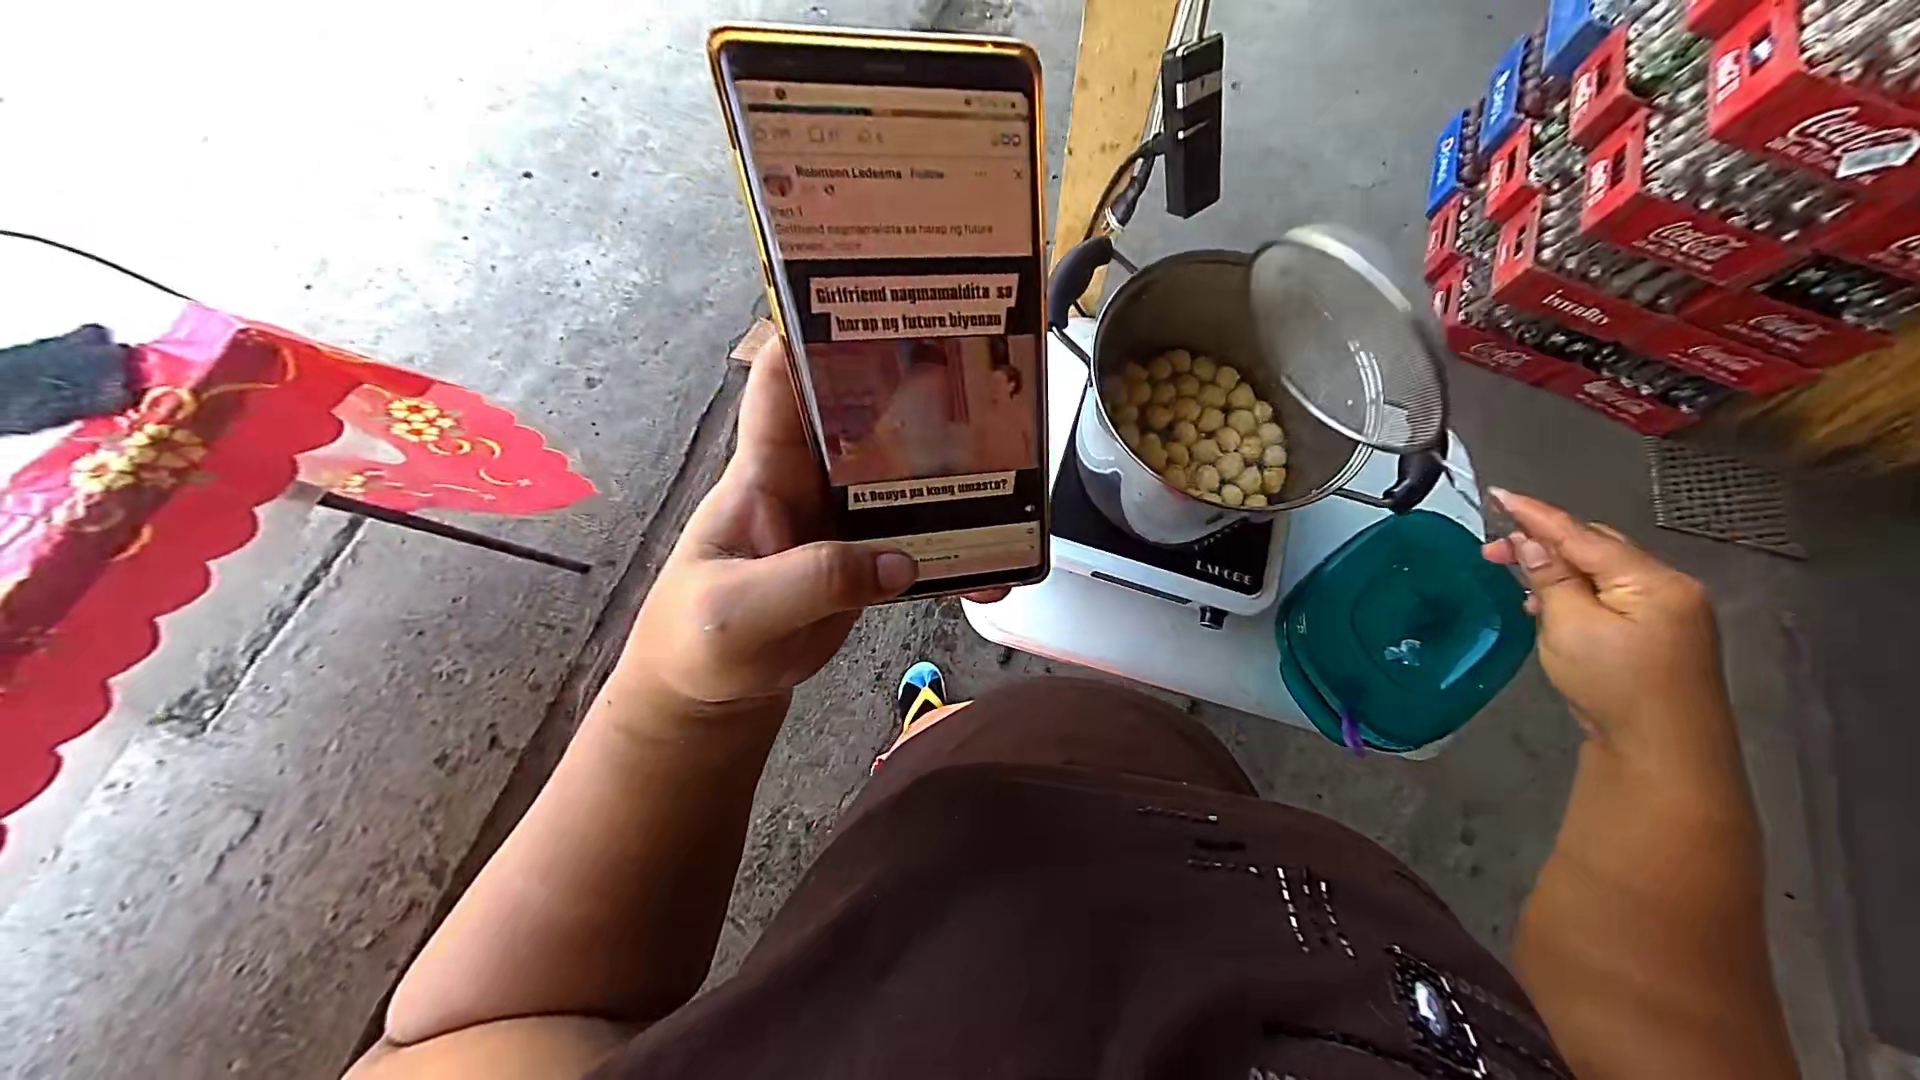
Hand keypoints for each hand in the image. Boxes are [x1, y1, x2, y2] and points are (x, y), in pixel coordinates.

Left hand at [623, 334, 1005, 709]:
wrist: (716, 688)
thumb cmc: (698, 640)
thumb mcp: (737, 611)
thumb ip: (813, 581)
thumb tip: (904, 560)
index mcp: (765, 473)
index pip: (782, 382)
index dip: (817, 337)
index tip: (876, 308)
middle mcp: (810, 483)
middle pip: (866, 419)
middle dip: (915, 396)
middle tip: (980, 381)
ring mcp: (843, 522)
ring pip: (905, 481)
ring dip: (952, 479)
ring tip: (1011, 472)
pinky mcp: (866, 560)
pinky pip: (918, 542)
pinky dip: (956, 552)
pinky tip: (991, 567)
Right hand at [1482, 489, 1729, 749]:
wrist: (1660, 745)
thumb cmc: (1614, 684)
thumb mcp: (1569, 626)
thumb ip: (1550, 579)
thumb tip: (1531, 544)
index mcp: (1651, 581)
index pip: (1581, 535)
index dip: (1536, 514)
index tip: (1501, 495)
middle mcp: (1667, 587)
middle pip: (1595, 547)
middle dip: (1543, 541)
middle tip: (1493, 548)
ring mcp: (1666, 609)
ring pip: (1599, 569)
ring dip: (1555, 566)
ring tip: (1513, 571)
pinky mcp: (1656, 629)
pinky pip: (1607, 592)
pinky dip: (1572, 588)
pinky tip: (1547, 598)